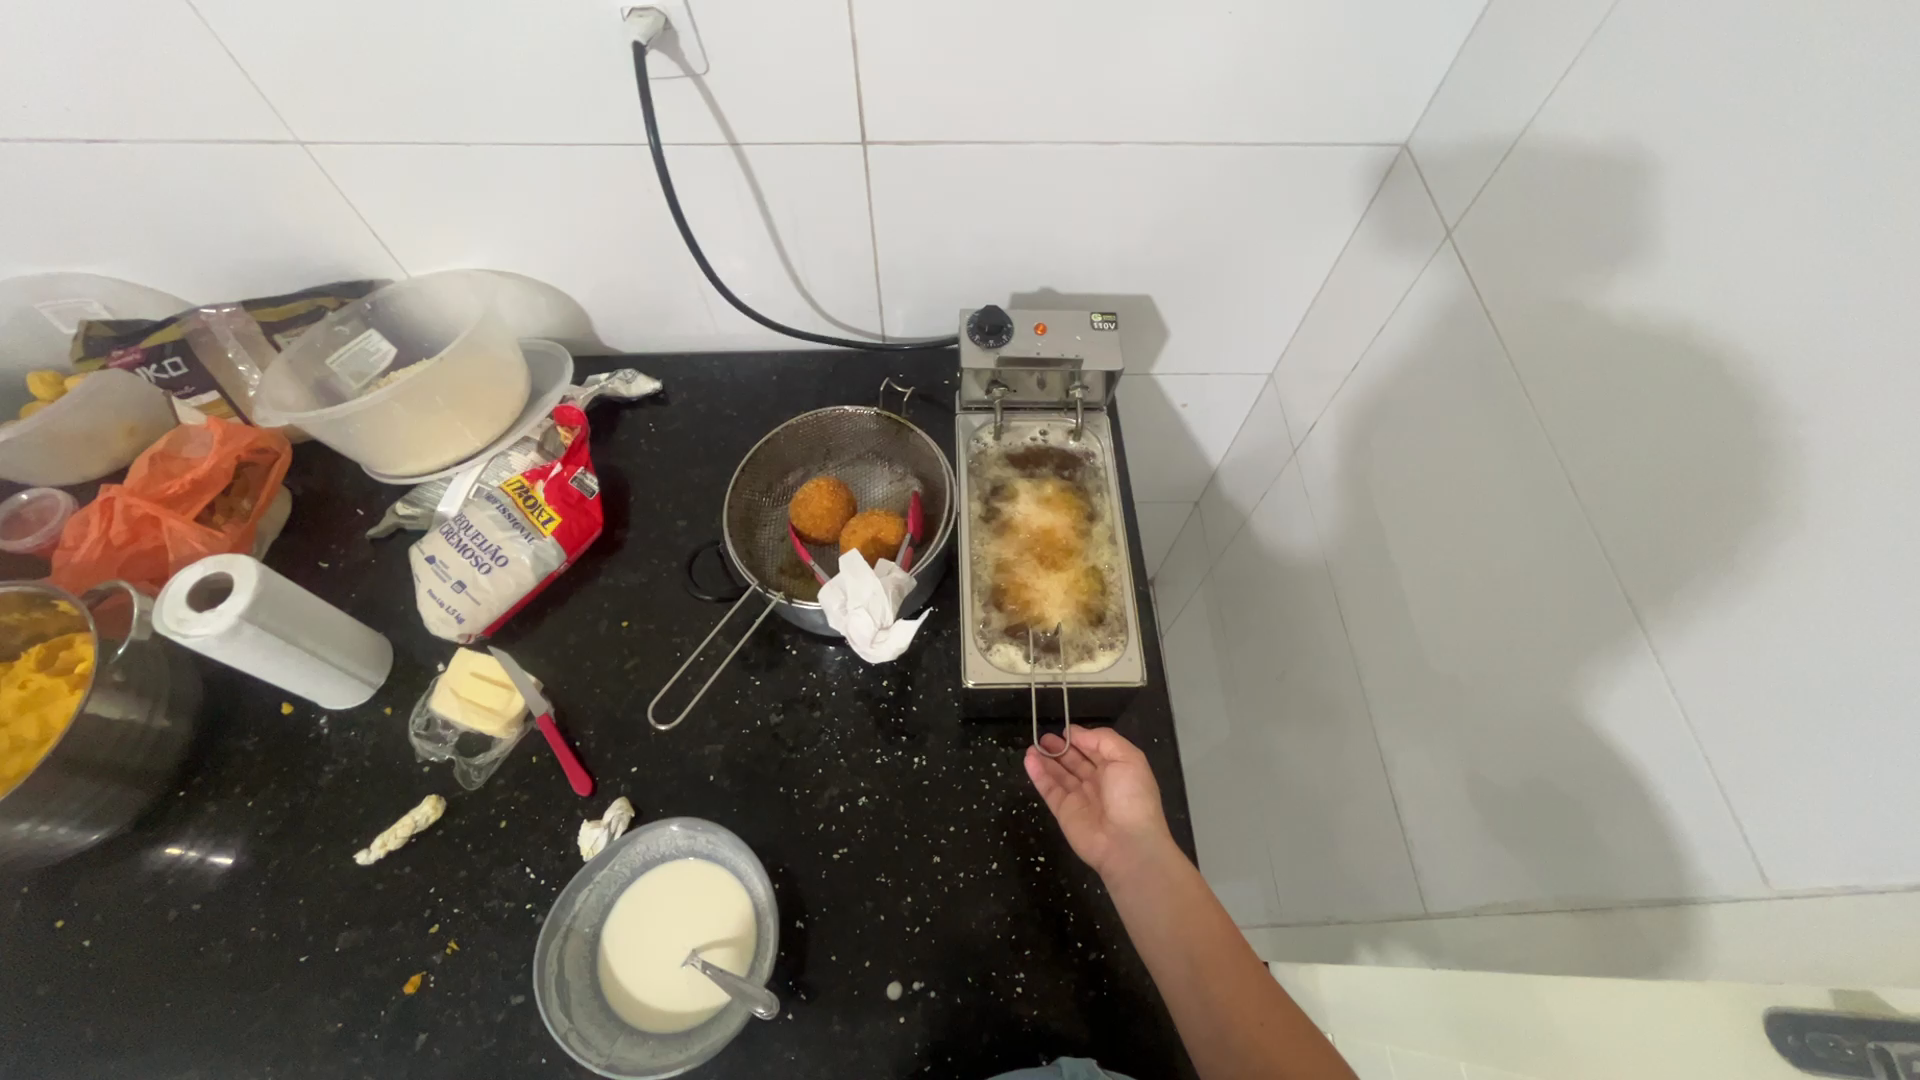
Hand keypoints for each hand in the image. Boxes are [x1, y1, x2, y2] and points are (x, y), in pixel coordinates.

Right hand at [1024, 727, 1175, 879]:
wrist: (1127, 843)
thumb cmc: (1132, 796)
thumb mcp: (1128, 757)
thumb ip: (1103, 739)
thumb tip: (1077, 733)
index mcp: (1117, 769)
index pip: (1095, 749)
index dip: (1080, 738)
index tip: (1064, 730)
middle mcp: (1098, 783)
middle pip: (1075, 761)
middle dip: (1060, 748)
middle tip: (1043, 737)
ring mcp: (1080, 798)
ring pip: (1059, 775)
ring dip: (1046, 759)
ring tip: (1033, 746)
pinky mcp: (1064, 812)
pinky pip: (1049, 790)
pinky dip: (1038, 774)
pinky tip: (1029, 759)